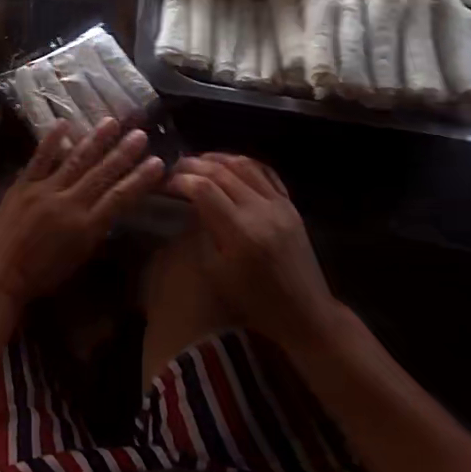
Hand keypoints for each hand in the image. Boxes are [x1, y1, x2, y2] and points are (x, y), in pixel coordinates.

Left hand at [0, 119, 165, 305]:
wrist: (0, 275)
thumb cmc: (42, 275)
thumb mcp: (78, 257)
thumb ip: (95, 229)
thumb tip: (111, 205)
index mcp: (86, 227)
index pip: (120, 197)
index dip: (140, 179)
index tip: (157, 162)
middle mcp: (69, 204)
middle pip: (101, 174)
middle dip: (123, 153)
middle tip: (140, 134)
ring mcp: (44, 191)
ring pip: (75, 160)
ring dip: (96, 140)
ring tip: (112, 122)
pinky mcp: (23, 185)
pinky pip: (40, 158)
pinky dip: (52, 140)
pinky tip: (65, 123)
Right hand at [169, 154, 337, 346]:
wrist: (305, 313)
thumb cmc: (256, 302)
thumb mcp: (217, 274)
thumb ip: (202, 234)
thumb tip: (190, 205)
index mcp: (240, 232)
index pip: (204, 189)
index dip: (180, 181)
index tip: (164, 183)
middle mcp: (260, 210)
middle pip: (221, 171)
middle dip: (193, 165)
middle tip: (173, 168)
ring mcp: (279, 204)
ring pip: (244, 165)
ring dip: (217, 158)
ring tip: (197, 162)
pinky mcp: (290, 205)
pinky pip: (265, 172)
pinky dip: (243, 163)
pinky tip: (229, 165)